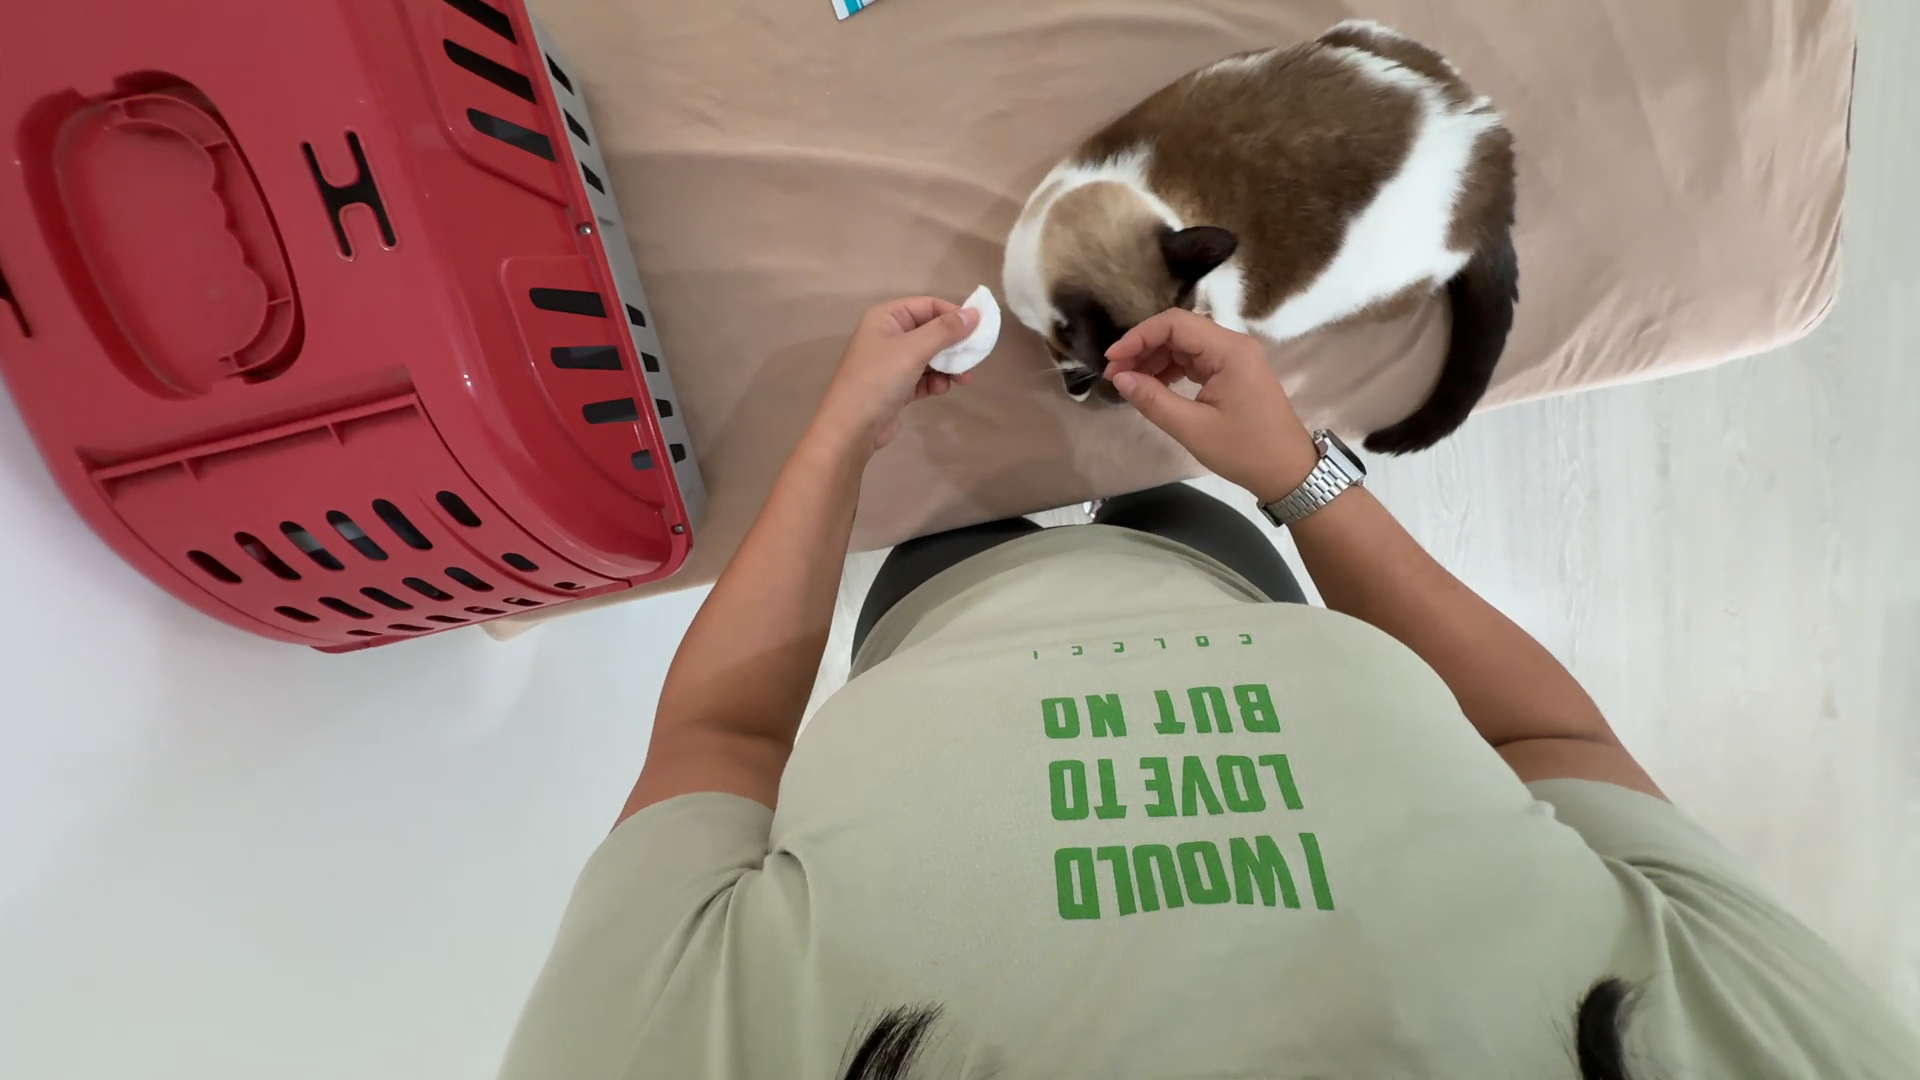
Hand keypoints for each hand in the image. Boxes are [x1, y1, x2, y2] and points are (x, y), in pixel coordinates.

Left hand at [814, 297, 980, 452]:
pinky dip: (935, 383)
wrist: (853, 426)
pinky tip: (939, 391)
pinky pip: (925, 377)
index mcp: (887, 317)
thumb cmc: (879, 379)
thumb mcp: (913, 349)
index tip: (978, 329)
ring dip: (948, 367)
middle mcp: (889, 336)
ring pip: (931, 357)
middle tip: (974, 357)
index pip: (928, 306)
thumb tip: (974, 314)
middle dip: (953, 345)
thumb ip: (945, 330)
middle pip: (932, 332)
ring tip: (962, 379)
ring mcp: (893, 362)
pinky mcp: (898, 386)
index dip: (953, 315)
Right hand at [1103, 309, 1319, 503]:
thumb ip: (1153, 400)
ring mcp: (1233, 358)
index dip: (1138, 337)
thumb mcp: (1192, 428)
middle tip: (1115, 375)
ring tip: (1128, 383)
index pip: (1175, 324)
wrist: (1287, 471)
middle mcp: (1232, 345)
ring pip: (1183, 345)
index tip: (1111, 360)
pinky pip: (1193, 361)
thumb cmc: (1244, 450)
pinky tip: (1151, 387)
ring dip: (1153, 360)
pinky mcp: (1231, 373)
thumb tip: (1119, 378)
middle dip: (1142, 348)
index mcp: (1229, 351)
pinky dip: (1169, 370)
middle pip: (1178, 331)